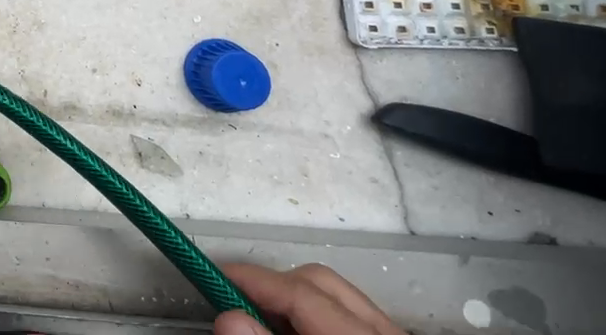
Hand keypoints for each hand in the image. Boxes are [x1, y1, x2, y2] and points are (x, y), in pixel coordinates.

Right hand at [214, 263, 404, 334]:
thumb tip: (227, 316)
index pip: (303, 292)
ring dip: (294, 298)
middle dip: (273, 284)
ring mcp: (395, 334)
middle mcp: (389, 331)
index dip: (251, 280)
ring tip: (264, 319)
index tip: (210, 276)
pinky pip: (353, 314)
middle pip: (322, 281)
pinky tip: (295, 332)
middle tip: (236, 303)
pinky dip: (317, 315)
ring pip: (339, 293)